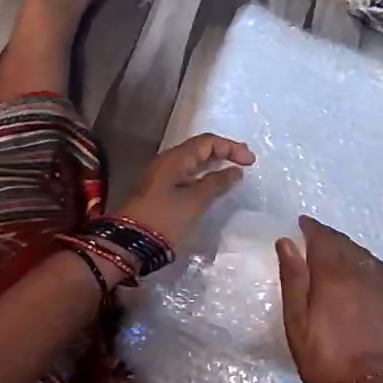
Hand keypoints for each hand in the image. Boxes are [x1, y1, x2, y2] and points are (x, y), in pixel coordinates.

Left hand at [113, 134, 254, 250]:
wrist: (132, 241)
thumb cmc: (165, 218)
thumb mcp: (194, 200)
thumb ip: (216, 183)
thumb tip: (235, 171)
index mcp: (174, 158)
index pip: (207, 142)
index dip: (230, 147)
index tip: (250, 161)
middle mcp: (167, 162)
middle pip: (199, 149)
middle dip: (223, 152)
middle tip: (245, 162)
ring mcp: (162, 176)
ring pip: (193, 163)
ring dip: (214, 165)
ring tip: (234, 173)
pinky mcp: (161, 191)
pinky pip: (187, 175)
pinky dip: (204, 177)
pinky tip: (214, 186)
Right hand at [276, 216, 382, 382]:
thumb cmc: (322, 356)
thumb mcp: (296, 321)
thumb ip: (293, 279)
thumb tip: (287, 243)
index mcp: (333, 276)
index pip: (323, 239)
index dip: (311, 229)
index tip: (300, 223)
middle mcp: (359, 273)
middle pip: (343, 243)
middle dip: (326, 235)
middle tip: (311, 235)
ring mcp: (379, 285)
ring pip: (360, 253)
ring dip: (344, 246)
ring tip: (330, 248)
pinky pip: (377, 266)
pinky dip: (363, 258)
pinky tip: (356, 264)